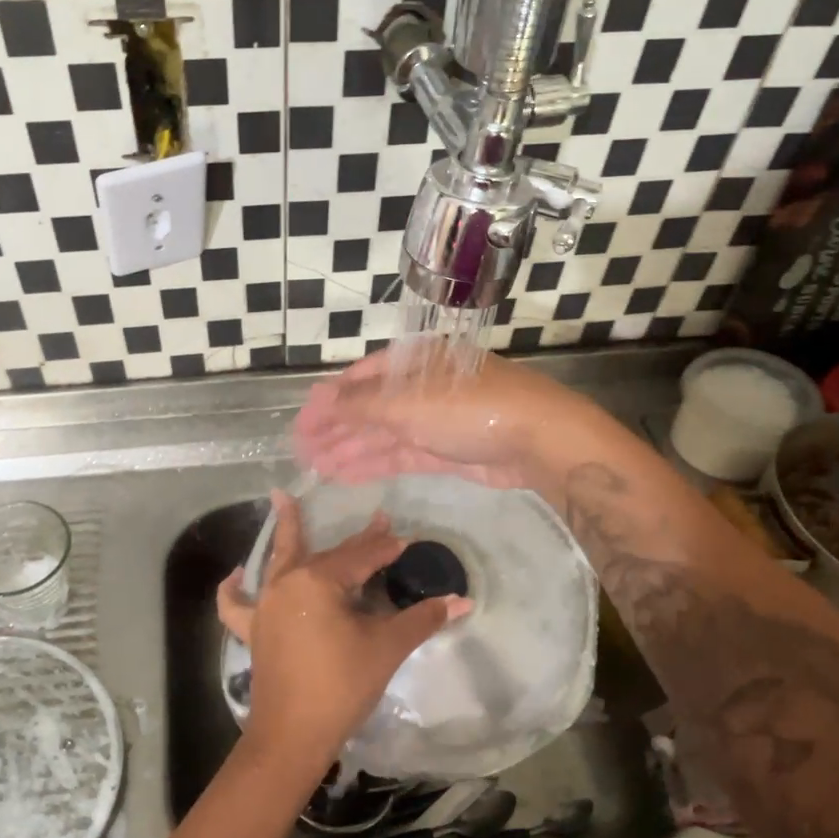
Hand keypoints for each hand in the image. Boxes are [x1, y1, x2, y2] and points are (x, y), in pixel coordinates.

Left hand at [217, 490, 468, 771]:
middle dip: (355, 541)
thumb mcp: (386, 648)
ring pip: (279, 562)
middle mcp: (286, 583)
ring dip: (287, 534)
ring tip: (282, 500)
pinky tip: (235, 574)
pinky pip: (236, 603)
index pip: (361, 557)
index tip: (407, 542)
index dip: (386, 549)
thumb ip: (422, 619)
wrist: (293, 734)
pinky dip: (233, 588)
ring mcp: (265, 605)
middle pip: (327, 555)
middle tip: (379, 521)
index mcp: (318, 581)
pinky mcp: (253, 630)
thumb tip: (462, 600)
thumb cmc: (341, 685)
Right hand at [291, 346, 614, 491]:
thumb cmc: (469, 408)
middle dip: (335, 430)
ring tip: (316, 469)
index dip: (328, 402)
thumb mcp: (407, 402)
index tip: (301, 425)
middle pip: (369, 409)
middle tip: (302, 453)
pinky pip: (400, 456)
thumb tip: (319, 399)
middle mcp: (422, 387)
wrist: (537, 439)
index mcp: (413, 362)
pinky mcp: (446, 452)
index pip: (360, 379)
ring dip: (349, 450)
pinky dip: (373, 464)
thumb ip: (359, 405)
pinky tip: (346, 475)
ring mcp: (435, 421)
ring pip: (382, 435)